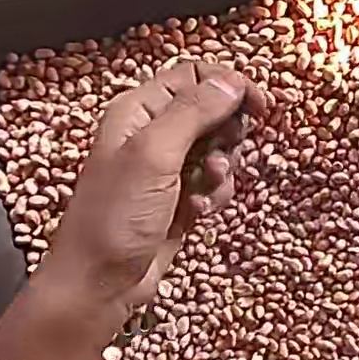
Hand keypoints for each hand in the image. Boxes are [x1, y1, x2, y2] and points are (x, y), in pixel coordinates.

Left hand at [0, 62, 263, 359]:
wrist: (100, 283)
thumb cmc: (116, 216)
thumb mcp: (154, 155)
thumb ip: (194, 112)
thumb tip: (233, 80)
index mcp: (140, 110)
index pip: (194, 76)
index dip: (229, 86)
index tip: (257, 107)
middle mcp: (154, 134)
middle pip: (212, 112)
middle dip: (227, 134)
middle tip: (221, 157)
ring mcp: (167, 169)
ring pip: (219, 150)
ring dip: (221, 171)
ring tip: (200, 193)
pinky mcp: (179, 199)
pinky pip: (213, 184)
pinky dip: (212, 196)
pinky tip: (196, 213)